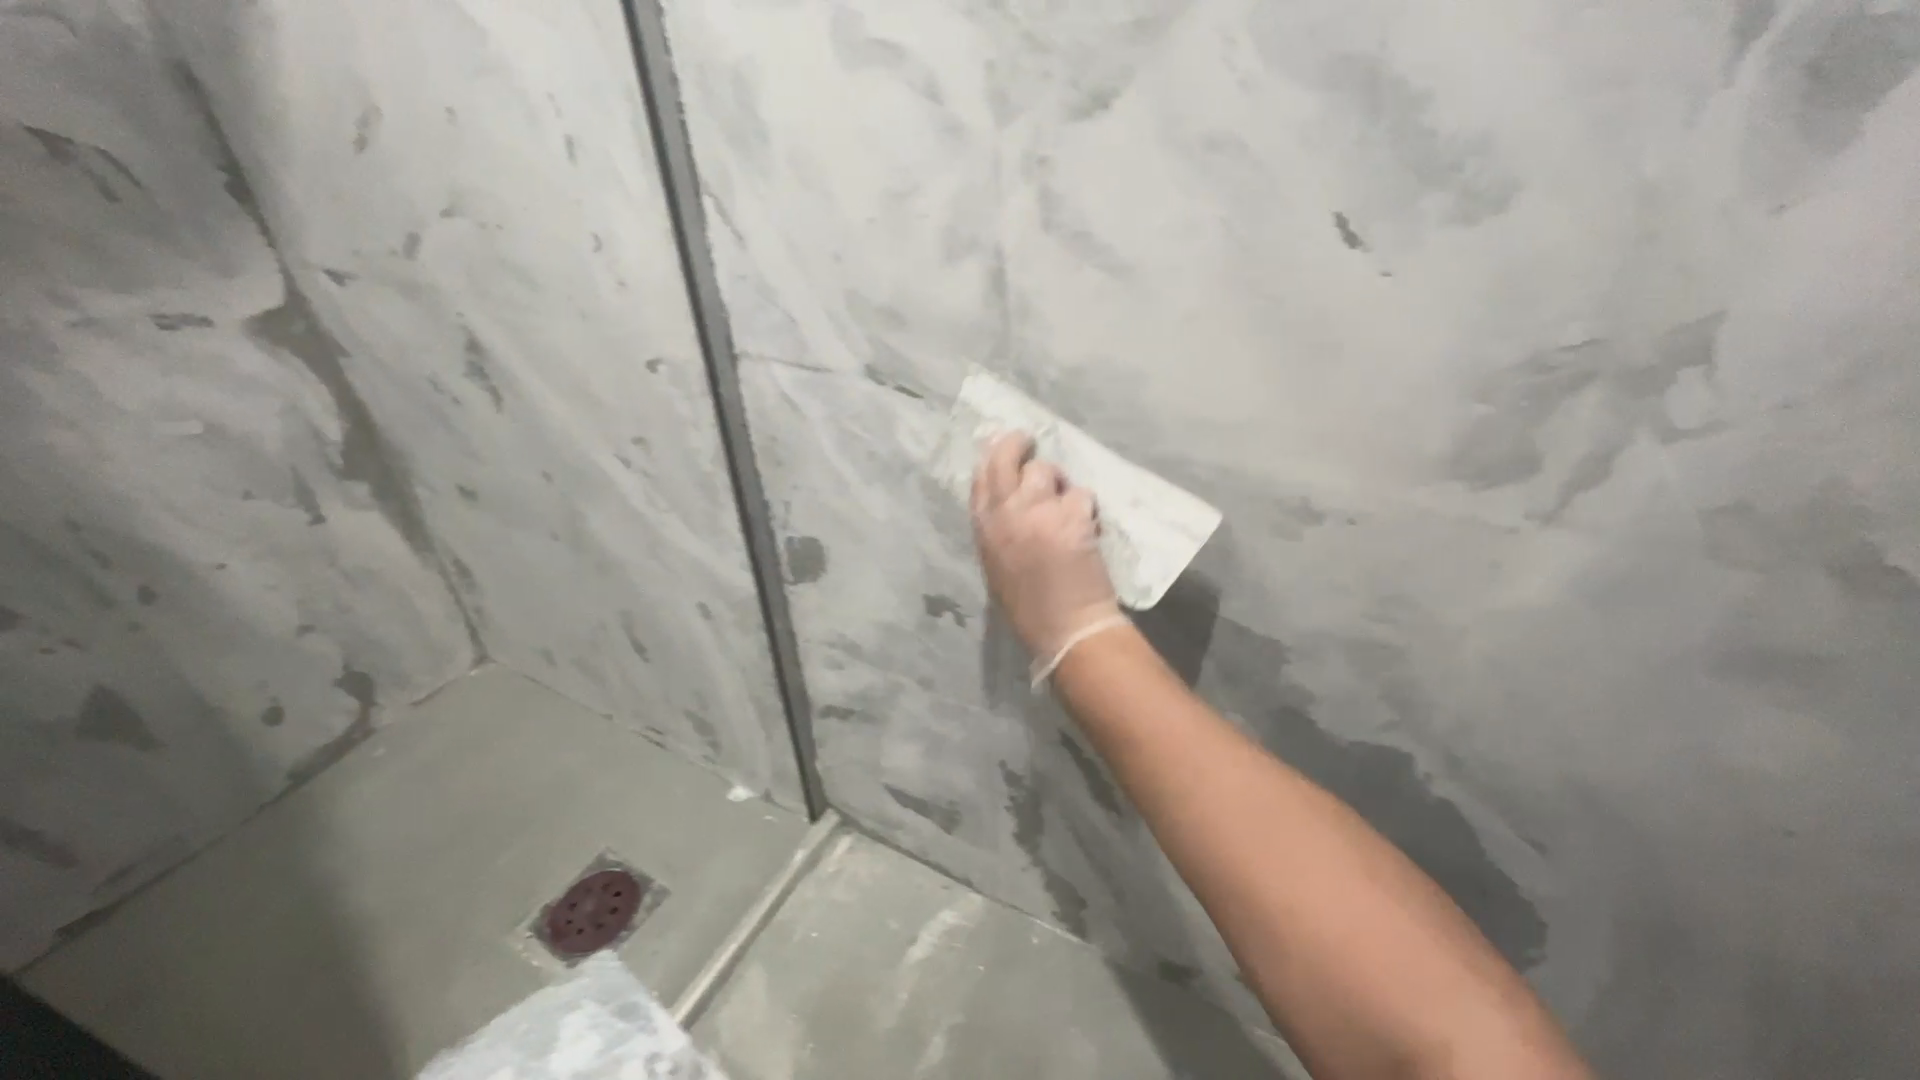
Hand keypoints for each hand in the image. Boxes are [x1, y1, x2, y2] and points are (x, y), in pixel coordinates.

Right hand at [971, 432, 1120, 663]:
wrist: (1065, 627)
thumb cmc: (1029, 609)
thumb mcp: (997, 566)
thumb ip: (999, 530)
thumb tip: (1011, 502)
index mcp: (984, 529)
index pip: (981, 477)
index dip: (993, 457)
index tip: (1004, 449)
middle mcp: (1006, 513)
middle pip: (1006, 458)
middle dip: (1017, 444)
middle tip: (1029, 441)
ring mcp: (1039, 511)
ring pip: (1047, 470)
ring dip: (1059, 483)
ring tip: (1066, 504)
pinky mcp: (1072, 515)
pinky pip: (1080, 494)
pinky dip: (1086, 508)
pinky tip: (1088, 528)